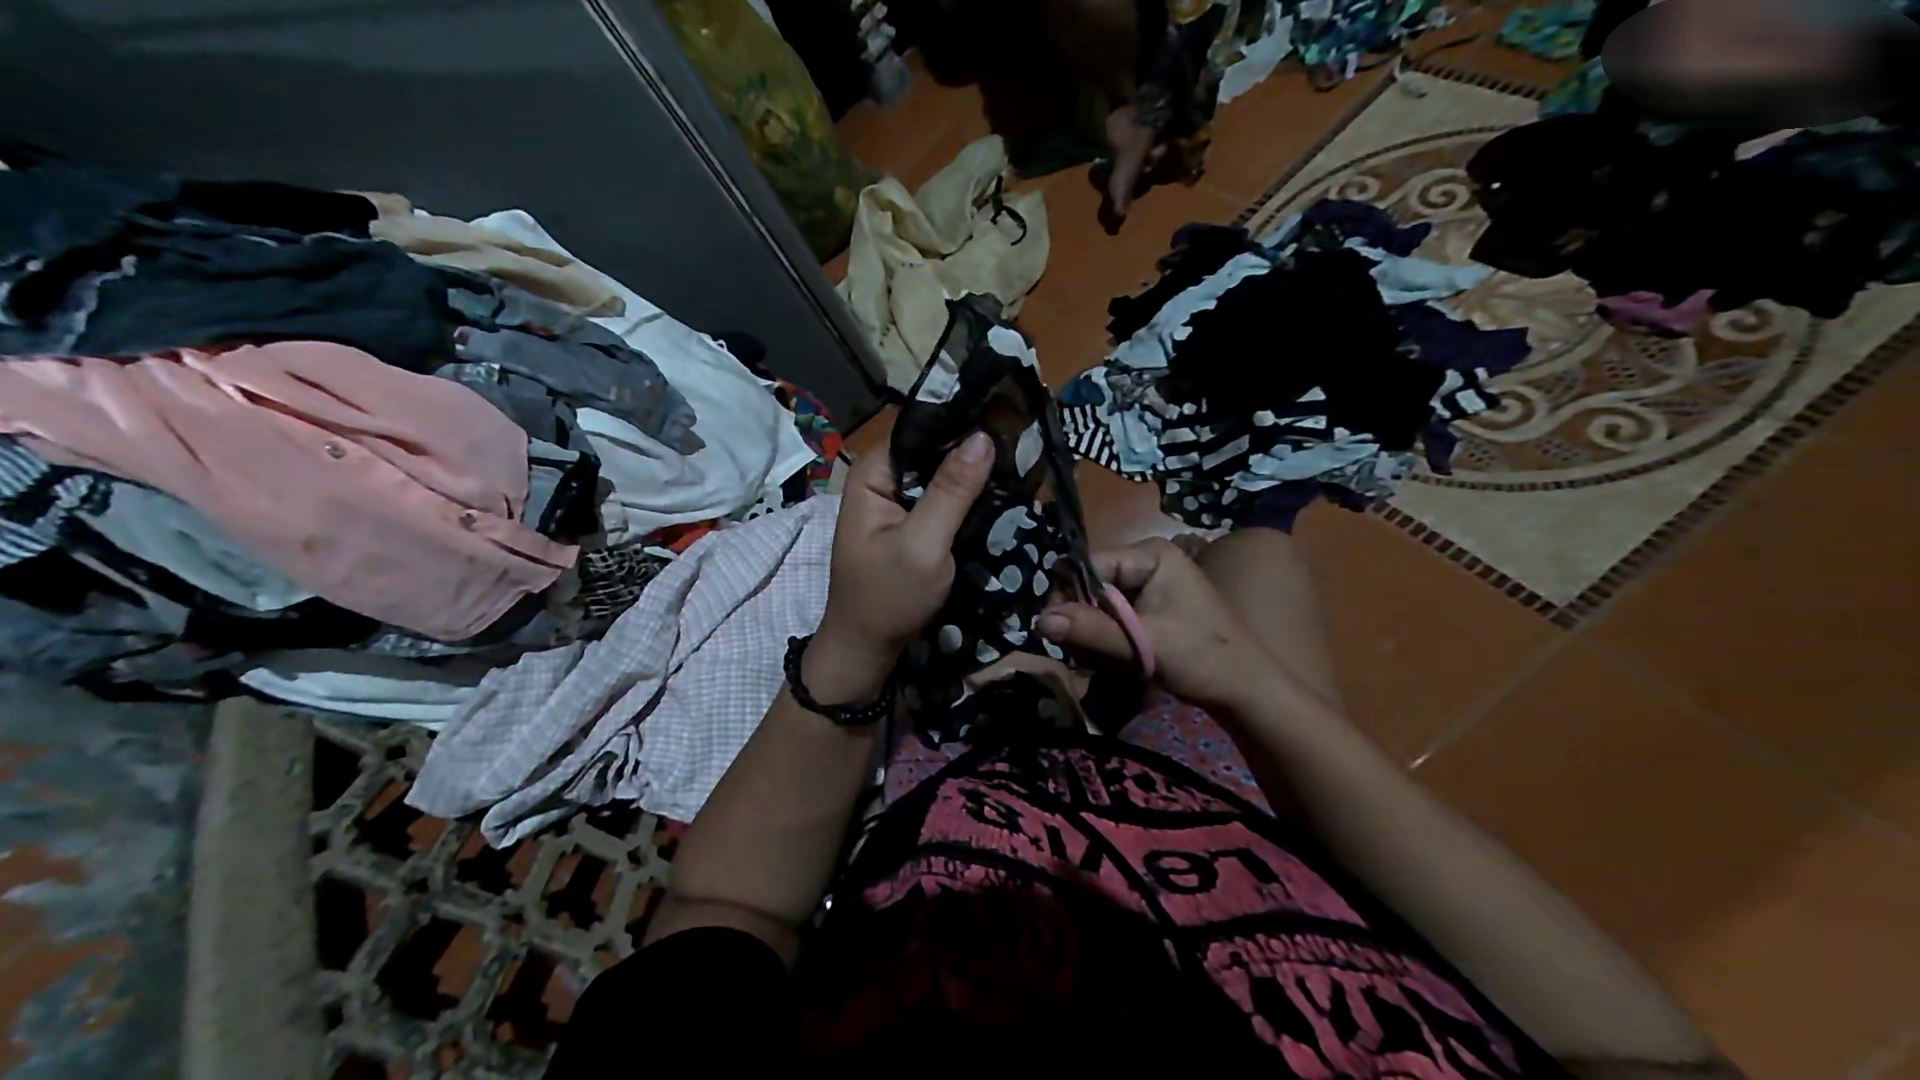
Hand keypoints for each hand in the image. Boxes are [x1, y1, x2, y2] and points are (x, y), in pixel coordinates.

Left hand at [807, 431, 994, 703]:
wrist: (868, 649)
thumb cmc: (888, 597)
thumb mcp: (923, 544)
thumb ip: (951, 492)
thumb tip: (983, 436)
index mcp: (872, 475)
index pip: (918, 429)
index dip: (959, 421)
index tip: (1005, 416)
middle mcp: (883, 481)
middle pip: (932, 451)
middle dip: (972, 449)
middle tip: (1023, 442)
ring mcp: (898, 504)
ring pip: (942, 476)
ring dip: (974, 476)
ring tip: (1021, 462)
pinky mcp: (914, 524)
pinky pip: (944, 500)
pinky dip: (969, 499)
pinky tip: (1001, 494)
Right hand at [1035, 537, 1280, 710]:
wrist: (1244, 690)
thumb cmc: (1202, 658)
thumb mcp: (1144, 643)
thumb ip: (1092, 630)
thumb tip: (1041, 620)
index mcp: (1150, 555)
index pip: (1087, 566)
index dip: (1067, 596)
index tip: (1056, 631)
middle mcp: (1145, 561)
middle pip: (1089, 585)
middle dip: (1080, 620)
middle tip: (1081, 654)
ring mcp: (1147, 585)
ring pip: (1096, 605)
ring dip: (1091, 635)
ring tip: (1102, 662)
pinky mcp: (1146, 608)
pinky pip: (1110, 618)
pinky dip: (1105, 641)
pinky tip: (1114, 662)